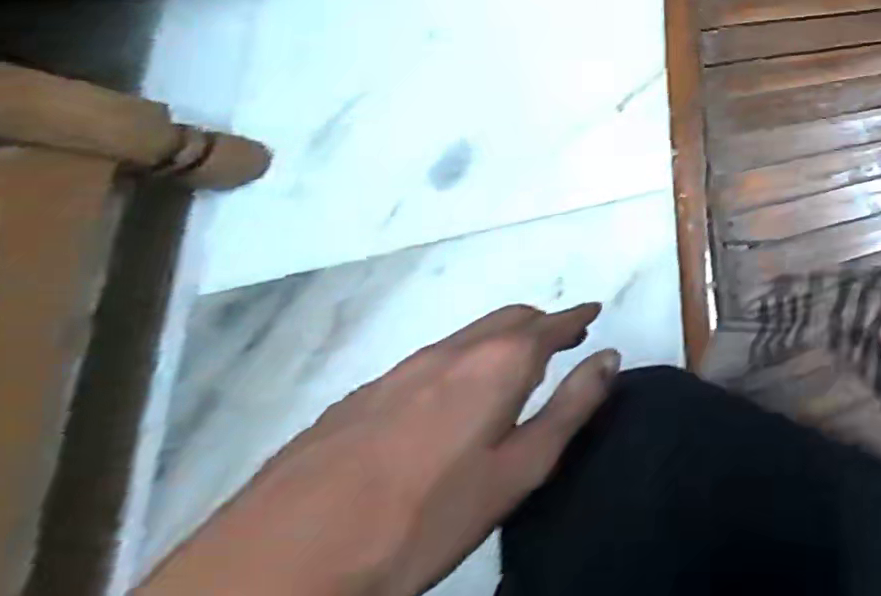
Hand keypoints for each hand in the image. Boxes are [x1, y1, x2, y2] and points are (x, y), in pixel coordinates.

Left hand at [139, 303, 620, 595]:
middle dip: (539, 323)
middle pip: (506, 319)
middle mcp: (449, 352)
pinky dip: (453, 366)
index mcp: (497, 363)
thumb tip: (609, 356)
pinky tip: (441, 406)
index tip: (594, 311)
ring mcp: (394, 374)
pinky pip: (422, 365)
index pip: (551, 323)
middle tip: (561, 339)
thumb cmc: (420, 519)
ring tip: (509, 369)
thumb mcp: (517, 472)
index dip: (577, 316)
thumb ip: (571, 408)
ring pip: (462, 340)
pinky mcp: (352, 402)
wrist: (271, 570)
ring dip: (496, 342)